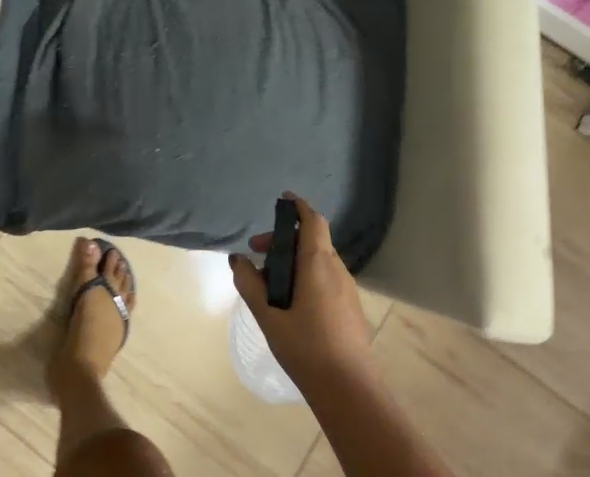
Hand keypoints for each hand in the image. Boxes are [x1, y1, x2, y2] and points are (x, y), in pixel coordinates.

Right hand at [230, 193, 374, 386]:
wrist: (349, 390)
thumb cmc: (305, 346)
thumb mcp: (267, 314)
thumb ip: (249, 283)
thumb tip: (238, 259)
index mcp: (318, 265)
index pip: (313, 222)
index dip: (298, 207)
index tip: (283, 199)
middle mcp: (338, 271)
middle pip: (313, 240)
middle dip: (284, 239)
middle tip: (257, 252)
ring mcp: (348, 291)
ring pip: (320, 261)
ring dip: (295, 259)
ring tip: (269, 281)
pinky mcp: (351, 309)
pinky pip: (327, 278)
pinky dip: (307, 275)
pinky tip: (290, 301)